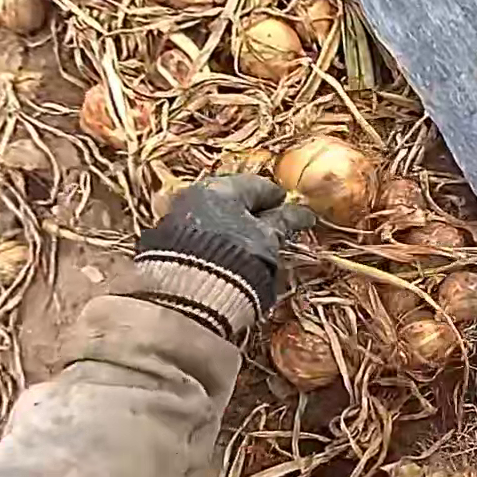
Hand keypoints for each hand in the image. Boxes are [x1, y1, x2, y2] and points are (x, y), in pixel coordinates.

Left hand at [162, 175, 316, 268]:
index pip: (258, 185)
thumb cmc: (239, 254)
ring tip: (256, 241)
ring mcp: (180, 217)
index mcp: (221, 188)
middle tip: (275, 225)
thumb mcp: (269, 237)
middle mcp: (195, 195)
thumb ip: (286, 221)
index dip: (278, 198)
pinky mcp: (170, 241)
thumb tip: (306, 212)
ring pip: (219, 215)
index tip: (292, 209)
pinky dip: (223, 238)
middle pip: (235, 198)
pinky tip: (234, 251)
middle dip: (255, 210)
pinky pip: (206, 232)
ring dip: (238, 225)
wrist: (192, 291)